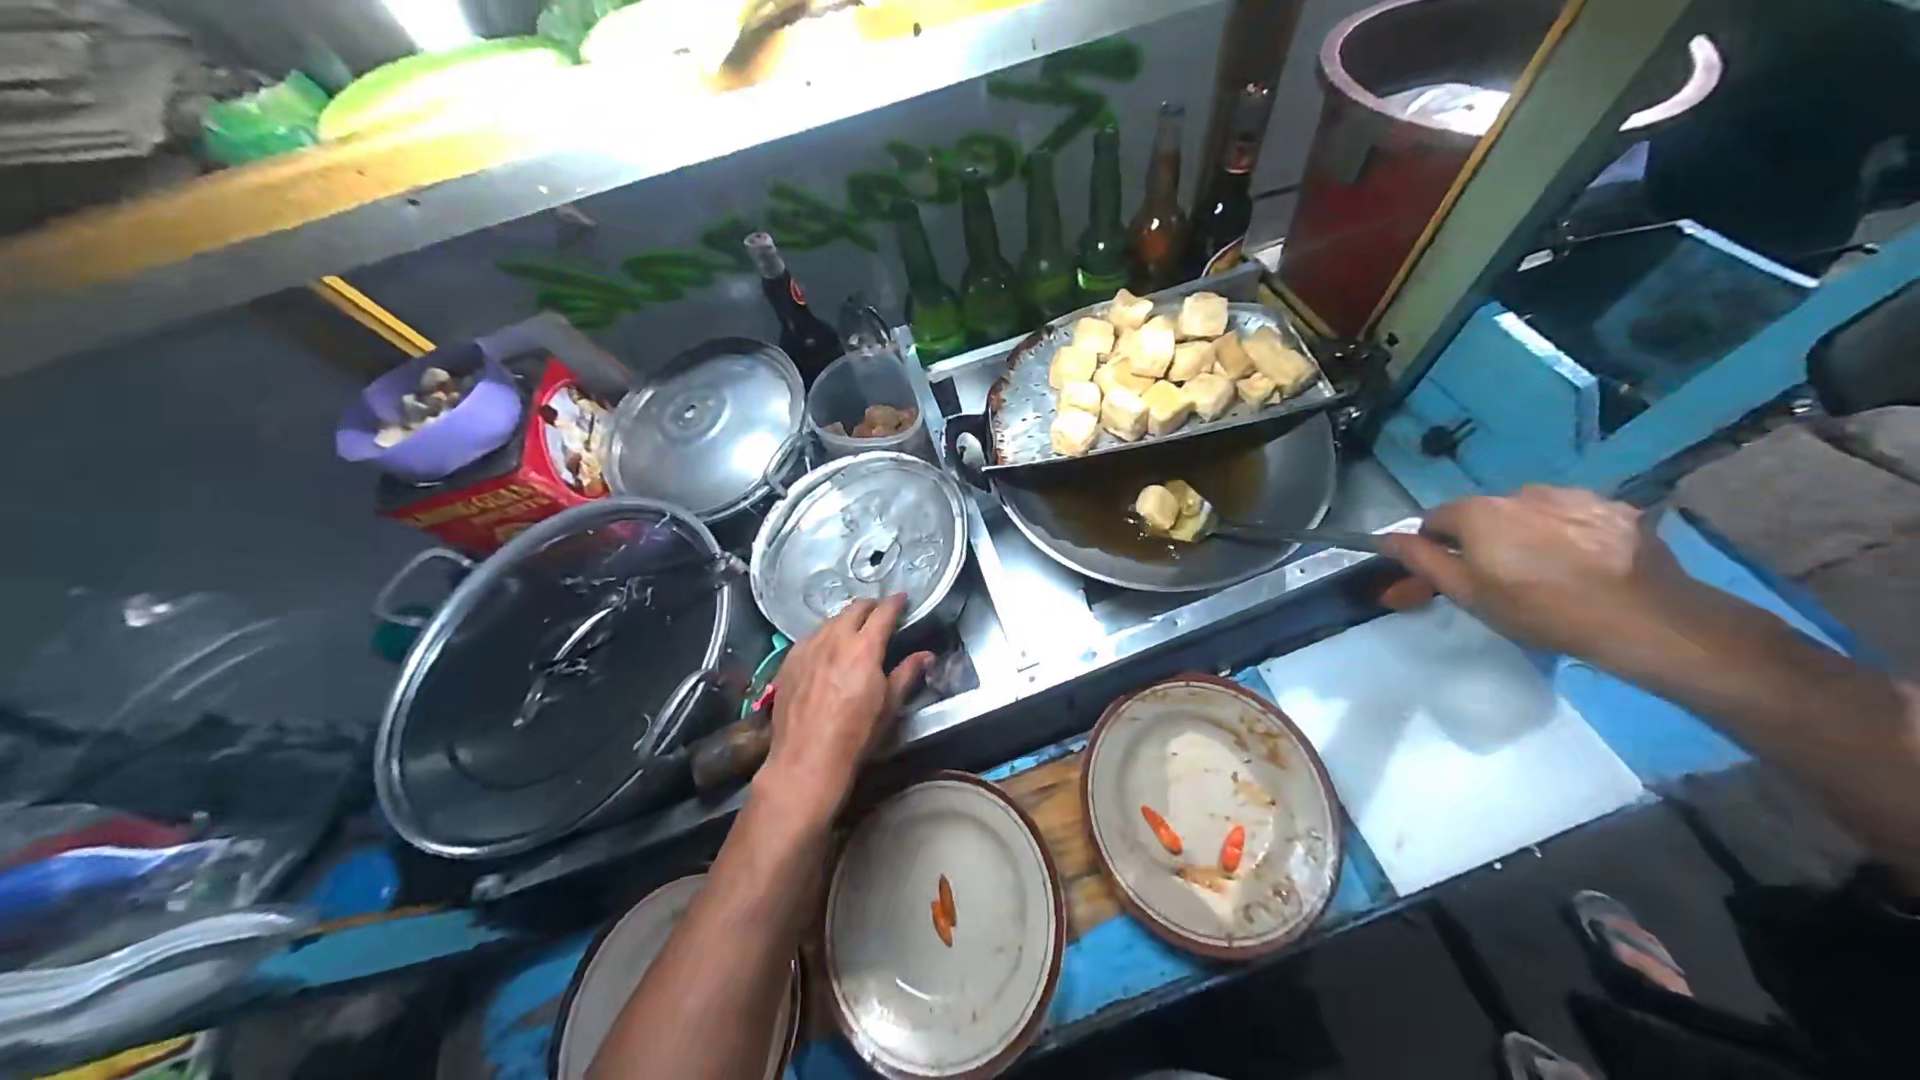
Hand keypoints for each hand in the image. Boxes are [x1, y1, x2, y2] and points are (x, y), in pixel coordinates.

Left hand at [759, 595, 932, 813]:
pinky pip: (809, 637)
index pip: (883, 613)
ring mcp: (807, 647)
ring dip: (845, 620)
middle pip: (854, 608)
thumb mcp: (889, 705)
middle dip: (870, 606)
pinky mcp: (789, 660)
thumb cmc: (856, 734)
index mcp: (864, 647)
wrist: (807, 757)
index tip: (902, 599)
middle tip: (879, 613)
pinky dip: (823, 635)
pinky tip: (826, 648)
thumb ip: (906, 673)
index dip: (895, 603)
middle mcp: (834, 639)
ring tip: (853, 629)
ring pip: (830, 620)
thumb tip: (926, 656)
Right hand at [1380, 485, 1698, 660]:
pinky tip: (1582, 564)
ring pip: (1529, 513)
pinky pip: (1573, 516)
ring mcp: (1572, 496)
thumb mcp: (1466, 592)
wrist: (1642, 618)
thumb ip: (1420, 560)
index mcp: (1479, 511)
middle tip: (1498, 578)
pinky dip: (1567, 534)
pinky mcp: (1614, 508)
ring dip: (1525, 534)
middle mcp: (1520, 493)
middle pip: (1483, 514)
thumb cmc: (1538, 609)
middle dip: (1481, 539)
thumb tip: (1384, 538)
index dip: (1434, 547)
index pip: (1434, 519)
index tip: (1449, 574)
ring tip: (1546, 571)